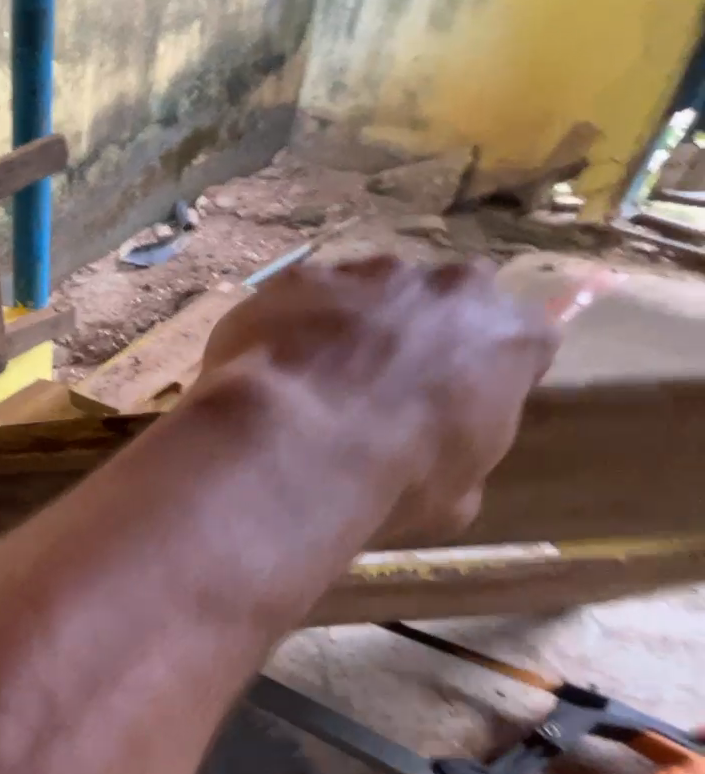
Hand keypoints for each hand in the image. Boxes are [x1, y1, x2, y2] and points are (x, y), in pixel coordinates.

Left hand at [196, 256, 573, 545]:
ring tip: (302, 374)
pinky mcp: (297, 280)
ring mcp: (372, 275)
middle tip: (365, 380)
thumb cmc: (385, 480)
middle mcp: (454, 288)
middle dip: (410, 333)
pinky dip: (278, 326)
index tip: (440, 398)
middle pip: (441, 302)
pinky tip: (258, 365)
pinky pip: (292, 300)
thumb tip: (442, 472)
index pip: (514, 344)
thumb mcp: (452, 498)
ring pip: (364, 292)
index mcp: (514, 338)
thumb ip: (459, 461)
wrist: (289, 444)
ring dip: (341, 323)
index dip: (472, 372)